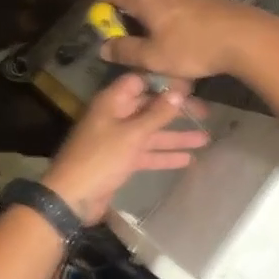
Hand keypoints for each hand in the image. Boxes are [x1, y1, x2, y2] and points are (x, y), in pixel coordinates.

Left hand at [41, 74, 209, 223]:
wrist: (72, 198)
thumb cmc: (100, 159)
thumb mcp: (132, 134)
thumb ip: (157, 114)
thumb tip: (180, 92)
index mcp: (112, 101)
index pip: (140, 81)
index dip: (163, 81)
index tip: (190, 84)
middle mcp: (116, 116)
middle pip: (150, 107)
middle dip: (176, 111)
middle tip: (206, 112)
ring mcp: (118, 139)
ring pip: (151, 132)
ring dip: (176, 136)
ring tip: (205, 138)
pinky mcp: (121, 160)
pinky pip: (146, 152)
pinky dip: (164, 155)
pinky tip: (188, 159)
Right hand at [98, 0, 278, 80]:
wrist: (247, 37)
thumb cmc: (193, 47)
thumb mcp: (154, 57)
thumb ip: (126, 51)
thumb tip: (104, 47)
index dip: (102, 3)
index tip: (98, 19)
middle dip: (130, 12)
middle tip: (126, 34)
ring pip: (162, 0)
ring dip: (154, 16)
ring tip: (154, 39)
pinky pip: (181, 6)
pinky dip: (173, 19)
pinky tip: (181, 38)